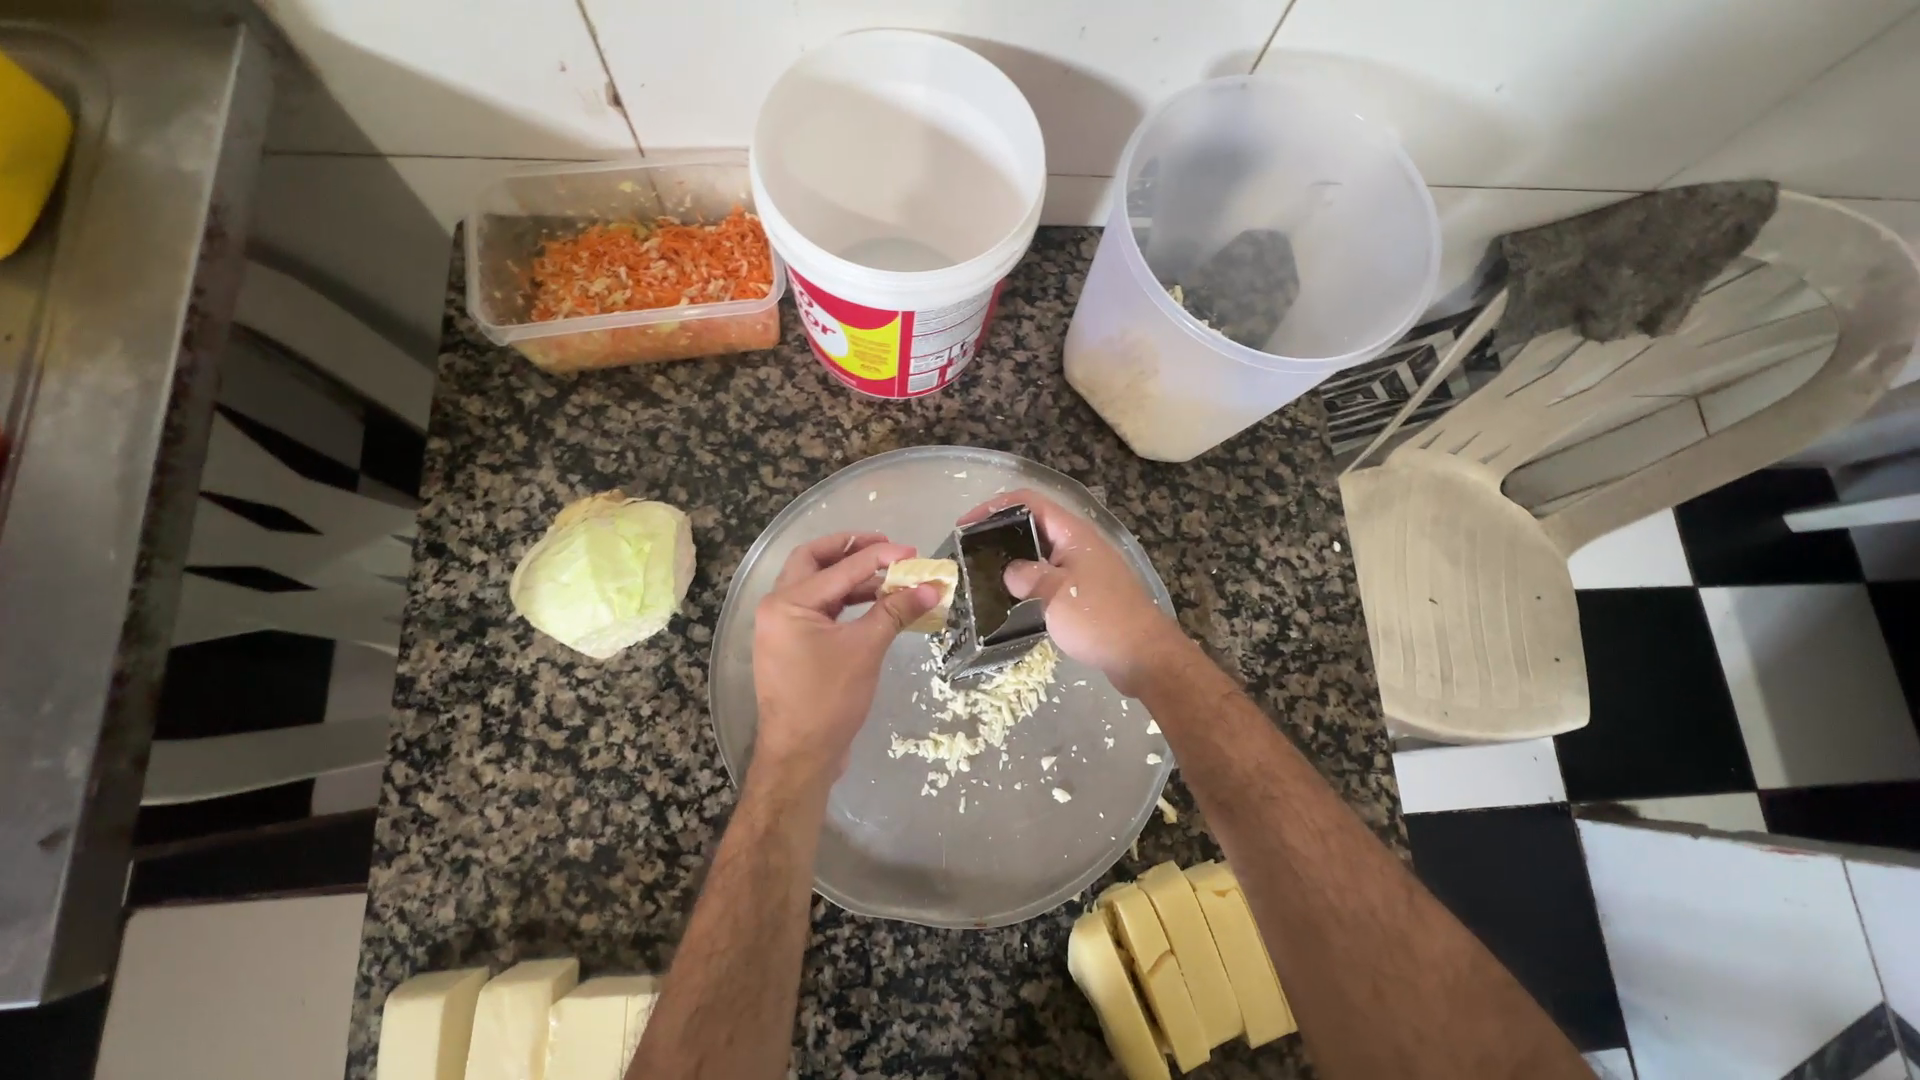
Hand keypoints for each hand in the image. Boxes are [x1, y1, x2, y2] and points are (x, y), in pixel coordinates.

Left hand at [751, 532, 939, 785]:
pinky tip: (875, 603)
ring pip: (817, 585)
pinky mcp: (793, 645)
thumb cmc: (828, 700)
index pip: (840, 568)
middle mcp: (778, 607)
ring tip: (889, 576)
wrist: (800, 755)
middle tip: (885, 546)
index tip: (912, 552)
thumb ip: (895, 611)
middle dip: (850, 550)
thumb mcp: (866, 650)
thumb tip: (931, 587)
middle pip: (814, 561)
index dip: (880, 557)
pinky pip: (820, 610)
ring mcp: (782, 628)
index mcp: (788, 603)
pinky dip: (846, 601)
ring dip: (851, 577)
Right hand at [958, 491, 1184, 695]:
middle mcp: (1081, 544)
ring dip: (1016, 560)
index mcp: (1074, 533)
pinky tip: (1016, 600)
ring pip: (1043, 553)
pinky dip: (1032, 581)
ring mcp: (1088, 568)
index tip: (966, 525)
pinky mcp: (1090, 592)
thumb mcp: (1054, 594)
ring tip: (986, 575)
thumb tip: (1010, 572)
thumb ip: (1026, 576)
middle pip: (1035, 524)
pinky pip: (1053, 576)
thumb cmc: (1099, 619)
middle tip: (973, 551)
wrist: (1144, 656)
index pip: (1029, 502)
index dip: (994, 507)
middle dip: (1002, 533)